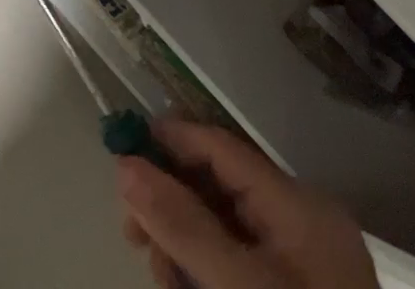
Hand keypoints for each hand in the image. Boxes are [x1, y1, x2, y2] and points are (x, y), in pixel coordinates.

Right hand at [119, 120, 376, 288]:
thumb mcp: (235, 282)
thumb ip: (181, 223)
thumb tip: (124, 163)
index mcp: (298, 204)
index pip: (218, 146)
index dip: (164, 140)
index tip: (115, 151)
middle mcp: (300, 219)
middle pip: (213, 185)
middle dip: (166, 205)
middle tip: (133, 237)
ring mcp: (298, 257)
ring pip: (216, 224)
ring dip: (179, 244)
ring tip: (166, 280)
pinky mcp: (290, 284)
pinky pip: (232, 255)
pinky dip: (201, 267)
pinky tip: (185, 287)